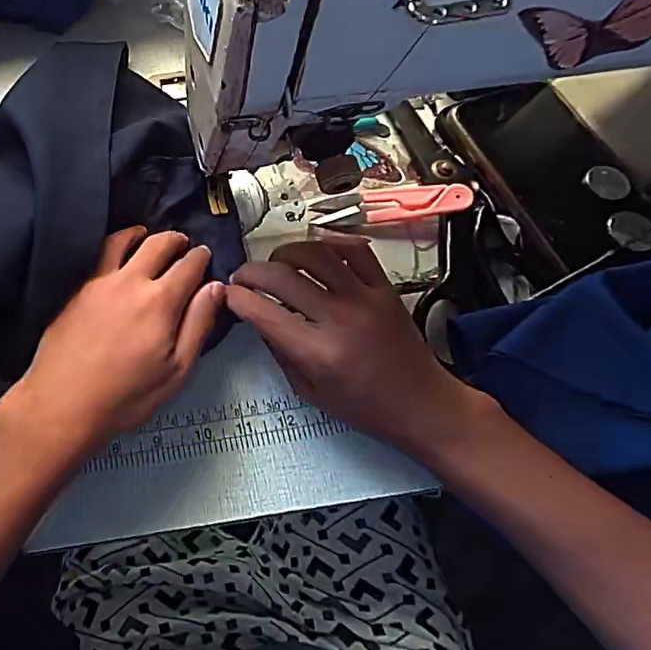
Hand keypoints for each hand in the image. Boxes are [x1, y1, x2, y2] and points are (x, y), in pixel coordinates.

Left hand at [0, 227, 224, 459]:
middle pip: (157, 244)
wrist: (62, 403)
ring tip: (144, 235)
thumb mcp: (176, 370)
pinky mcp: (74, 289)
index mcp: (160, 301)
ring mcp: (97, 282)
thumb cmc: (125, 396)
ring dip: (139, 234)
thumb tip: (216, 288)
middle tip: (182, 242)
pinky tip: (110, 254)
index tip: (204, 255)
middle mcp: (129, 282)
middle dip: (175, 239)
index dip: (200, 257)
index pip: (188, 265)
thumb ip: (198, 324)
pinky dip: (110, 246)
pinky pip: (94, 254)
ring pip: (121, 241)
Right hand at [225, 237, 496, 457]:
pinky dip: (329, 243)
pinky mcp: (385, 287)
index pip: (263, 312)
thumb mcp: (308, 391)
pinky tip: (314, 252)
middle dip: (251, 272)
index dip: (237, 298)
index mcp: (318, 353)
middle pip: (282, 276)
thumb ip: (279, 351)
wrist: (422, 404)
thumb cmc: (362, 406)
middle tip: (243, 277)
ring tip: (277, 263)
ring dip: (286, 253)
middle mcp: (340, 319)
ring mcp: (365, 298)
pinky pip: (354, 250)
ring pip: (315, 254)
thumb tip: (255, 315)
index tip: (229, 294)